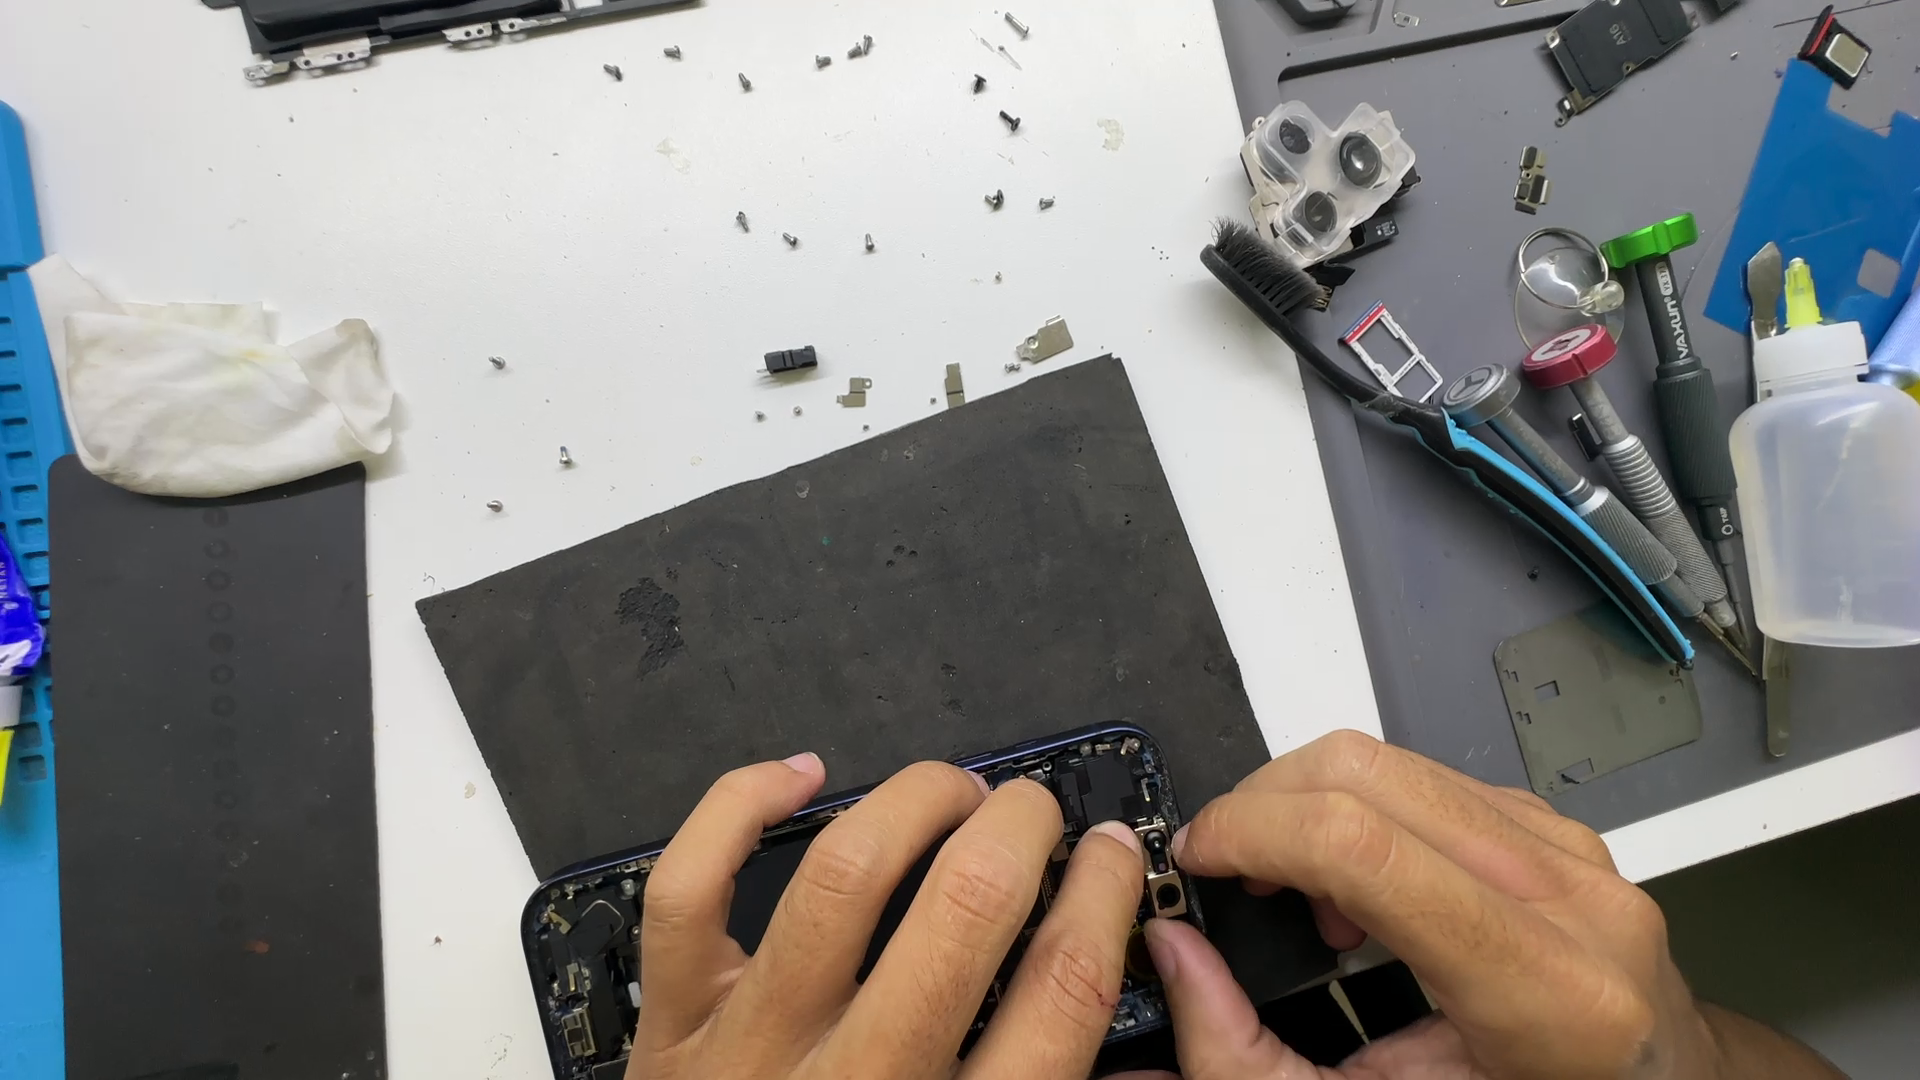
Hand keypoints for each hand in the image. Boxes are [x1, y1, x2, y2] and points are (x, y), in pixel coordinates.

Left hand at [630, 752, 1147, 1079]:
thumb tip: (1164, 1063)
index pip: (1060, 991)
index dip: (1102, 895)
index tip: (1108, 852)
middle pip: (961, 908)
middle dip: (1017, 827)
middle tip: (1029, 810)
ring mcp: (752, 1042)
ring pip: (842, 874)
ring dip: (916, 802)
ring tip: (953, 789)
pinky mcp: (674, 1016)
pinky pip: (691, 884)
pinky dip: (743, 805)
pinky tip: (802, 776)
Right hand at [1117, 731, 1842, 1079]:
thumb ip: (1244, 1059)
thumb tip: (1176, 950)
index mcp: (1545, 993)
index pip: (1358, 845)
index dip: (1251, 830)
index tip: (1198, 855)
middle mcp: (1568, 898)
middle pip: (1358, 771)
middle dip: (1258, 802)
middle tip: (1227, 862)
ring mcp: (1563, 848)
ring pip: (1377, 756)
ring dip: (1298, 799)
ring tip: (1293, 882)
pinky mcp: (1544, 823)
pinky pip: (1410, 772)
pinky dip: (1345, 805)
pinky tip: (1352, 879)